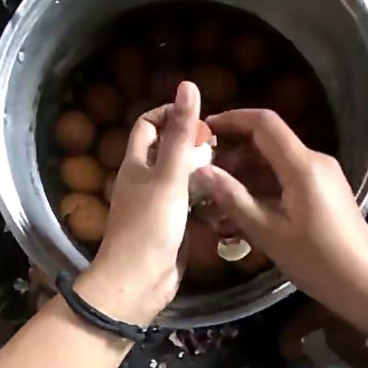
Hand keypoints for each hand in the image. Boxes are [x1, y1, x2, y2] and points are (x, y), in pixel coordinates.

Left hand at [81, 81, 203, 324]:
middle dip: (193, 144)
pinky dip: (205, 199)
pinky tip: (226, 200)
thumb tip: (187, 85)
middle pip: (167, 150)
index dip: (171, 114)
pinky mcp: (169, 228)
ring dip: (202, 172)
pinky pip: (189, 205)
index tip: (201, 120)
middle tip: (222, 148)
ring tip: (231, 170)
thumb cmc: (150, 225)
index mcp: (136, 164)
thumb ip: (181, 134)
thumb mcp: (169, 175)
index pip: (148, 125)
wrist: (138, 282)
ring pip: (181, 179)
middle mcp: (143, 181)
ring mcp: (156, 206)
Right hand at [197, 109, 367, 333]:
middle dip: (236, 150)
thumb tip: (201, 171)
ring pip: (278, 160)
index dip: (233, 119)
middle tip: (203, 169)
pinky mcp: (326, 191)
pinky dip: (265, 185)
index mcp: (303, 166)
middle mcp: (315, 161)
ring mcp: (323, 176)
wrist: (366, 284)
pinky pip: (289, 176)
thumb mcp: (269, 233)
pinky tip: (243, 205)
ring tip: (216, 191)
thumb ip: (234, 199)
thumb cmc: (317, 260)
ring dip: (248, 171)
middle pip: (270, 140)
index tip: (206, 128)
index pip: (265, 123)